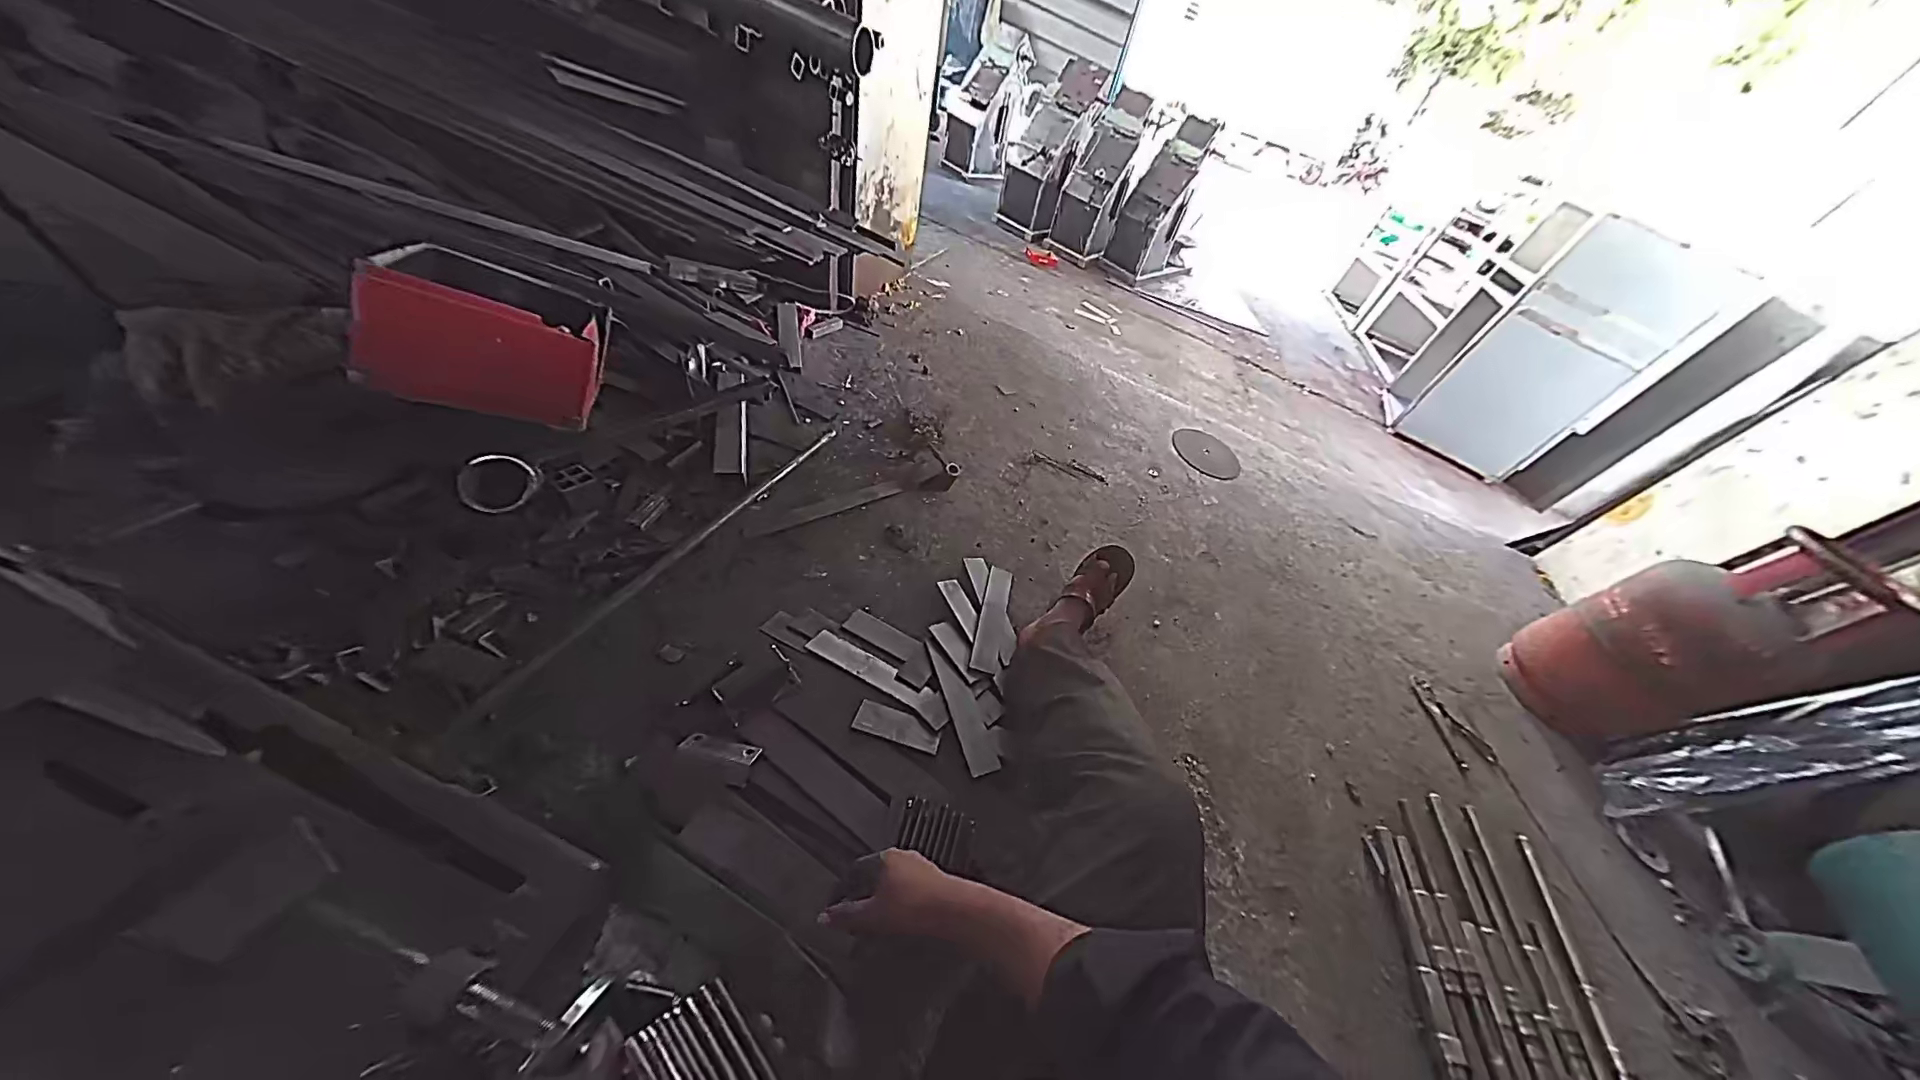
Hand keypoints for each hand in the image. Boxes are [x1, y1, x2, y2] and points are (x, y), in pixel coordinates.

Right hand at [818, 849, 958, 936]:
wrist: (955, 911)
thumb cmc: (915, 907)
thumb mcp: (872, 916)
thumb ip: (846, 916)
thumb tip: (824, 918)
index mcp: (884, 857)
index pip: (854, 870)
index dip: (842, 891)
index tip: (836, 908)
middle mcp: (903, 857)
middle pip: (875, 876)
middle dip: (864, 896)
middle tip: (855, 918)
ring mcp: (922, 868)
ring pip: (894, 884)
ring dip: (885, 902)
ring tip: (879, 924)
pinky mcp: (936, 882)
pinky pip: (911, 892)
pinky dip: (903, 906)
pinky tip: (903, 922)